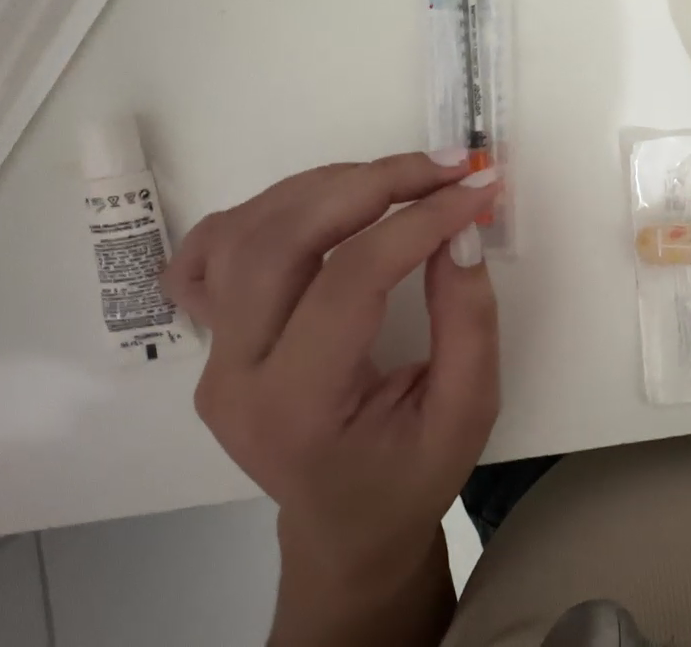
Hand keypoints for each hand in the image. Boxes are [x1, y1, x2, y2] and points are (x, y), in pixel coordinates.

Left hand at [164, 152, 500, 595]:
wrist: (345, 525)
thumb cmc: (411, 477)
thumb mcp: (468, 412)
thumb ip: (468, 322)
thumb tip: (458, 230)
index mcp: (299, 407)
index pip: (351, 281)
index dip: (419, 222)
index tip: (478, 189)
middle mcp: (236, 375)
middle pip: (280, 241)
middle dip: (371, 183)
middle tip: (444, 165)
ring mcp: (212, 353)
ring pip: (245, 230)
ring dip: (327, 185)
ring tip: (402, 178)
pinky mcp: (213, 336)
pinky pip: (214, 249)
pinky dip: (270, 209)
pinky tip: (326, 206)